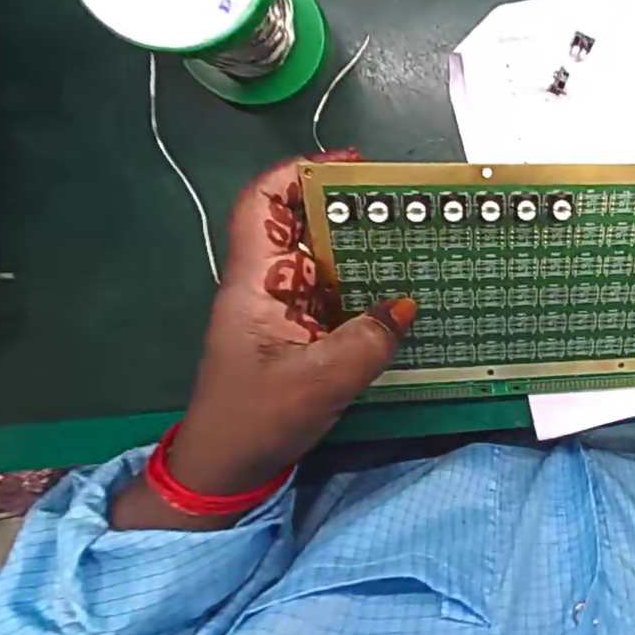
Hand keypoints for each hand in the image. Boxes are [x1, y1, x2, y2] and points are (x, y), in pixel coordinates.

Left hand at [164, 151, 416, 497]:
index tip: (347, 166)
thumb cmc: (255, 419)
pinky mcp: (302, 332)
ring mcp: (286, 309)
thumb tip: (407, 306)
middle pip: (299, 225)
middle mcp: (269, 286)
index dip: (297, 172)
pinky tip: (395, 288)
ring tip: (406, 239)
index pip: (261, 204)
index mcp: (255, 283)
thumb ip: (368, 342)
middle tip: (395, 203)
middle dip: (343, 206)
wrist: (227, 468)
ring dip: (358, 247)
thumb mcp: (318, 381)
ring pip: (321, 259)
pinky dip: (363, 285)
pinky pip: (335, 294)